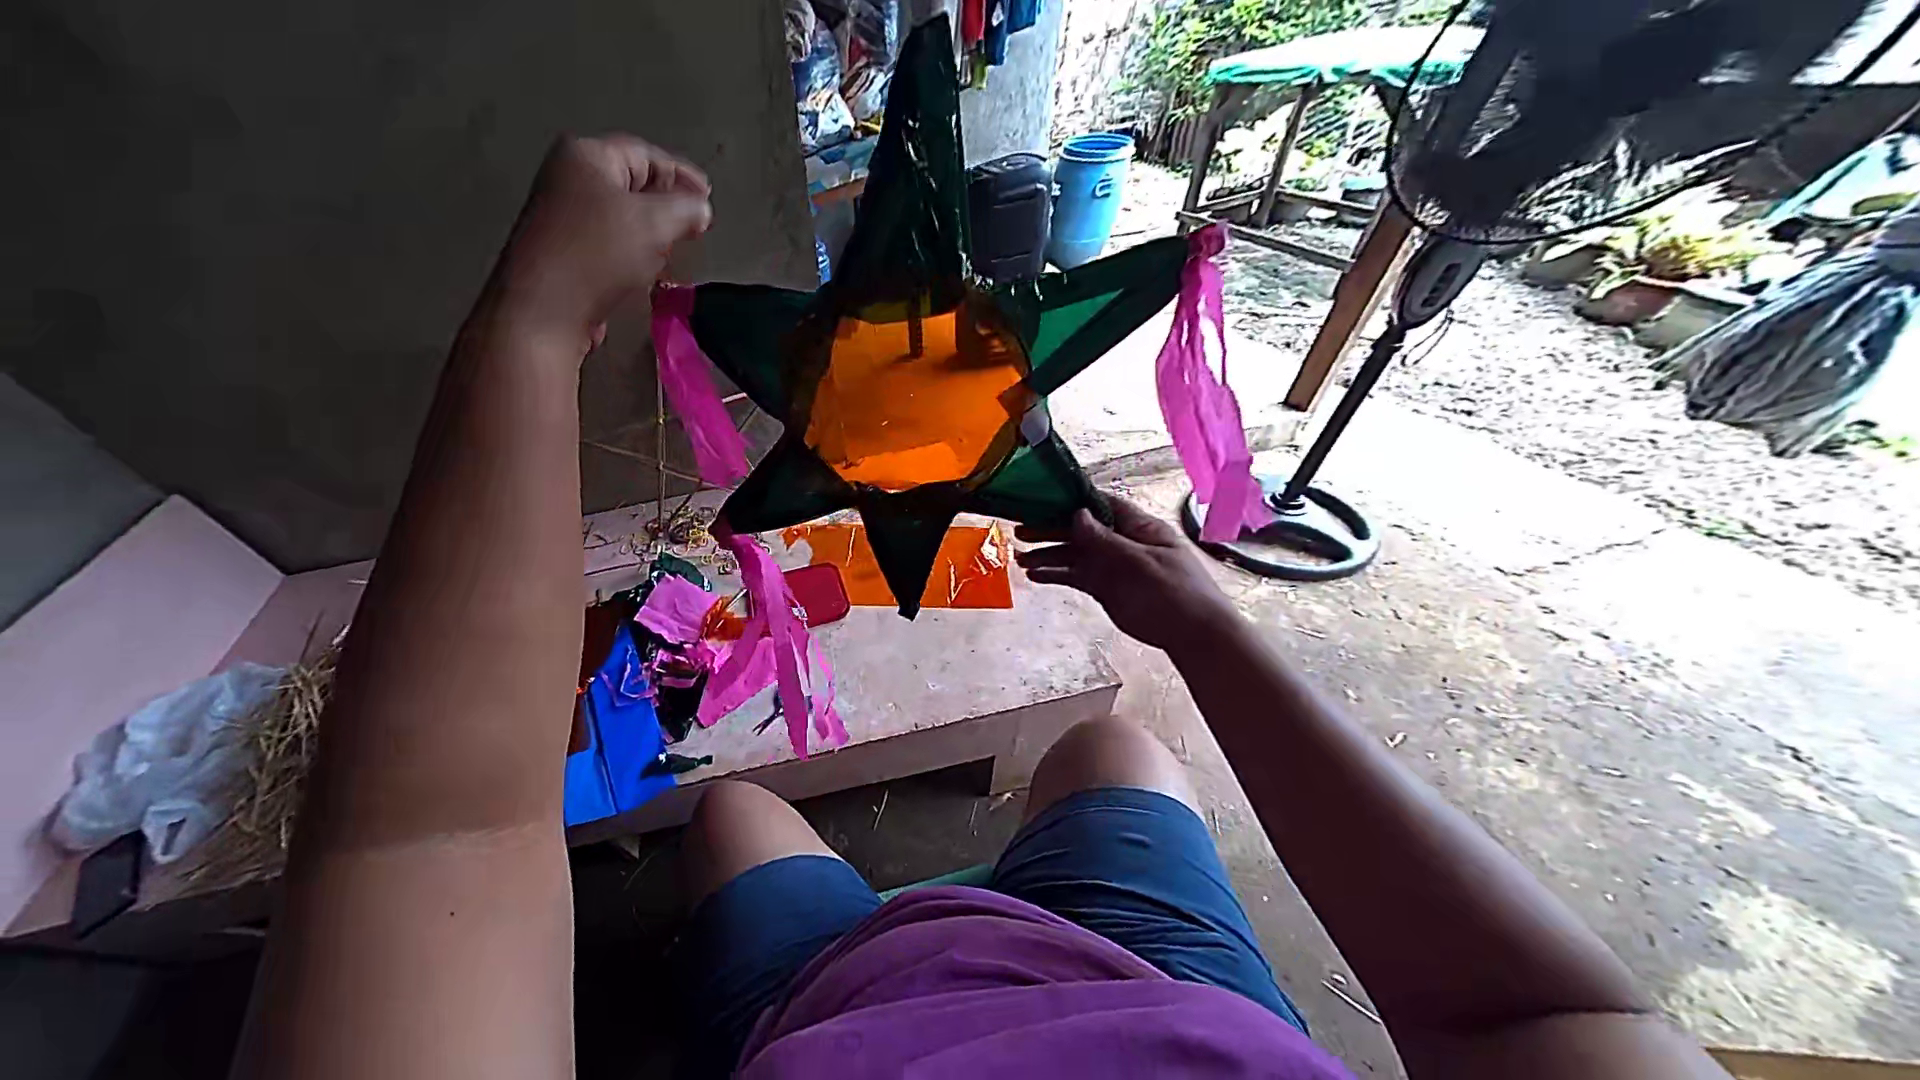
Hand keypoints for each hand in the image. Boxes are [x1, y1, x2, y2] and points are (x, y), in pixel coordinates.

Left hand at [489, 135, 712, 351]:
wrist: (547, 306)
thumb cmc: (598, 253)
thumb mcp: (657, 222)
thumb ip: (688, 209)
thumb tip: (701, 209)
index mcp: (586, 155)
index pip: (647, 155)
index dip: (683, 175)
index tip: (708, 197)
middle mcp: (569, 177)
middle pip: (634, 183)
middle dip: (668, 204)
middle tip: (695, 225)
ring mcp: (564, 214)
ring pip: (624, 214)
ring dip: (653, 231)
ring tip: (674, 249)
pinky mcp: (566, 249)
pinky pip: (611, 240)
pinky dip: (635, 251)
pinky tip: (647, 269)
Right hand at [1015, 497, 1240, 652]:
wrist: (1192, 634)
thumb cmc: (1174, 591)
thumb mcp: (1139, 562)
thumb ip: (1105, 540)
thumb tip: (1076, 514)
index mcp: (1137, 527)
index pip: (1102, 504)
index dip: (1073, 500)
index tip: (1043, 499)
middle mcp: (1121, 542)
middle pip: (1081, 530)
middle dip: (1051, 529)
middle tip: (1021, 531)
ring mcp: (1113, 566)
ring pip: (1075, 555)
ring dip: (1048, 555)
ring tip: (1020, 559)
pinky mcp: (1106, 588)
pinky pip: (1077, 577)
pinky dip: (1057, 575)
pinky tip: (1035, 576)